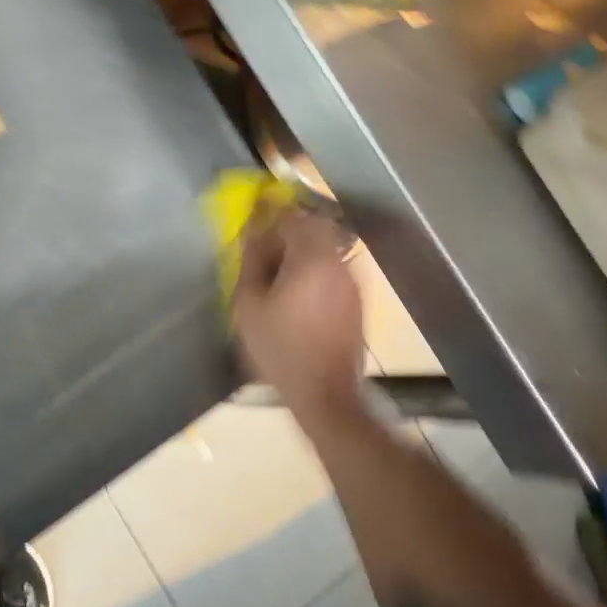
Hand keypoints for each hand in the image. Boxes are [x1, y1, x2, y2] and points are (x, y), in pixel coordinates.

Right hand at [230, 205, 366, 431]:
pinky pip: (333, 269)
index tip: (251, 214)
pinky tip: (296, 291)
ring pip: (326, 248)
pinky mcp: (358, 301)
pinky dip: (314, 268)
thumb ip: (251, 262)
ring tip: (276, 269)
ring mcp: (353, 282)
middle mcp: (339, 263)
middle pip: (314, 228)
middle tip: (262, 244)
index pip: (292, 216)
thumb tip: (252, 231)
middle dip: (287, 229)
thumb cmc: (279, 350)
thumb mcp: (249, 306)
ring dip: (301, 249)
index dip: (269, 211)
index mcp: (312, 259)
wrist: (325, 394)